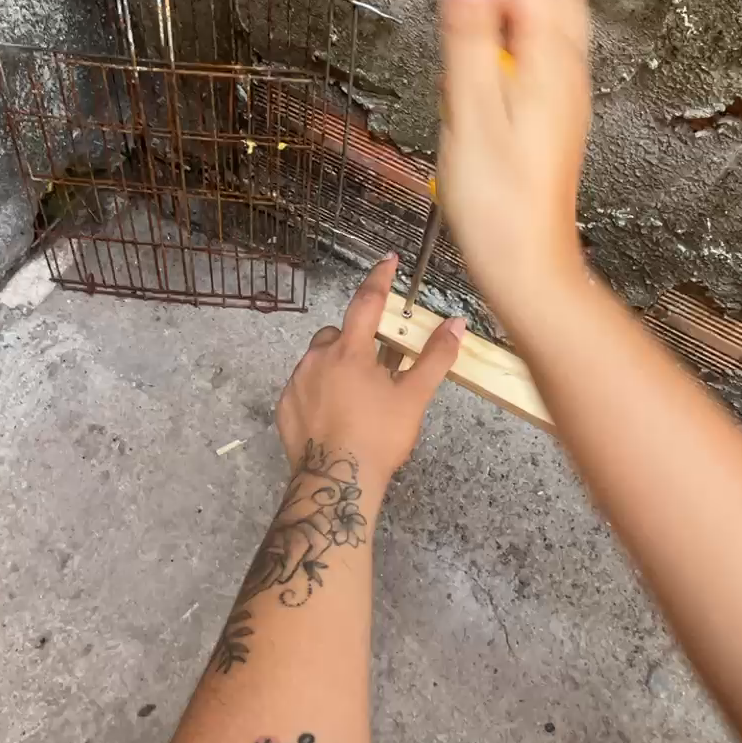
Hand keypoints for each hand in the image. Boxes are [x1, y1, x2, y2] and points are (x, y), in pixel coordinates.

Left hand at [275, 254, 464, 491]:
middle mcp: (318, 358)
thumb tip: (456, 324)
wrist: (335, 482)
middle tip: (377, 370)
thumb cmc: (378, 438)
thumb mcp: (413, 398)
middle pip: (339, 334)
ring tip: (357, 397)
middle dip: (357, 342)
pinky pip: (303, 384)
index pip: (367, 302)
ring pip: (319, 358)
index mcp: (350, 351)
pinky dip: (319, 389)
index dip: (379, 278)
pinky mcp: (285, 405)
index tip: (388, 260)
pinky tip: (335, 414)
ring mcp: (297, 381)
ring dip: (337, 366)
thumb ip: (435, 358)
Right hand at [434, 0, 592, 320]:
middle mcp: (566, 78)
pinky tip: (478, 116)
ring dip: (495, 49)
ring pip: (536, 41)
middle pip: (545, 5)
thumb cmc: (497, 203)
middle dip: (497, 13)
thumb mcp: (469, 111)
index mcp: (551, 66)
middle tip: (463, 54)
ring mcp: (563, 102)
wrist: (522, 262)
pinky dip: (501, 80)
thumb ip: (467, 36)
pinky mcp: (551, 125)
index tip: (456, 26)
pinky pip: (531, 78)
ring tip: (468, 91)